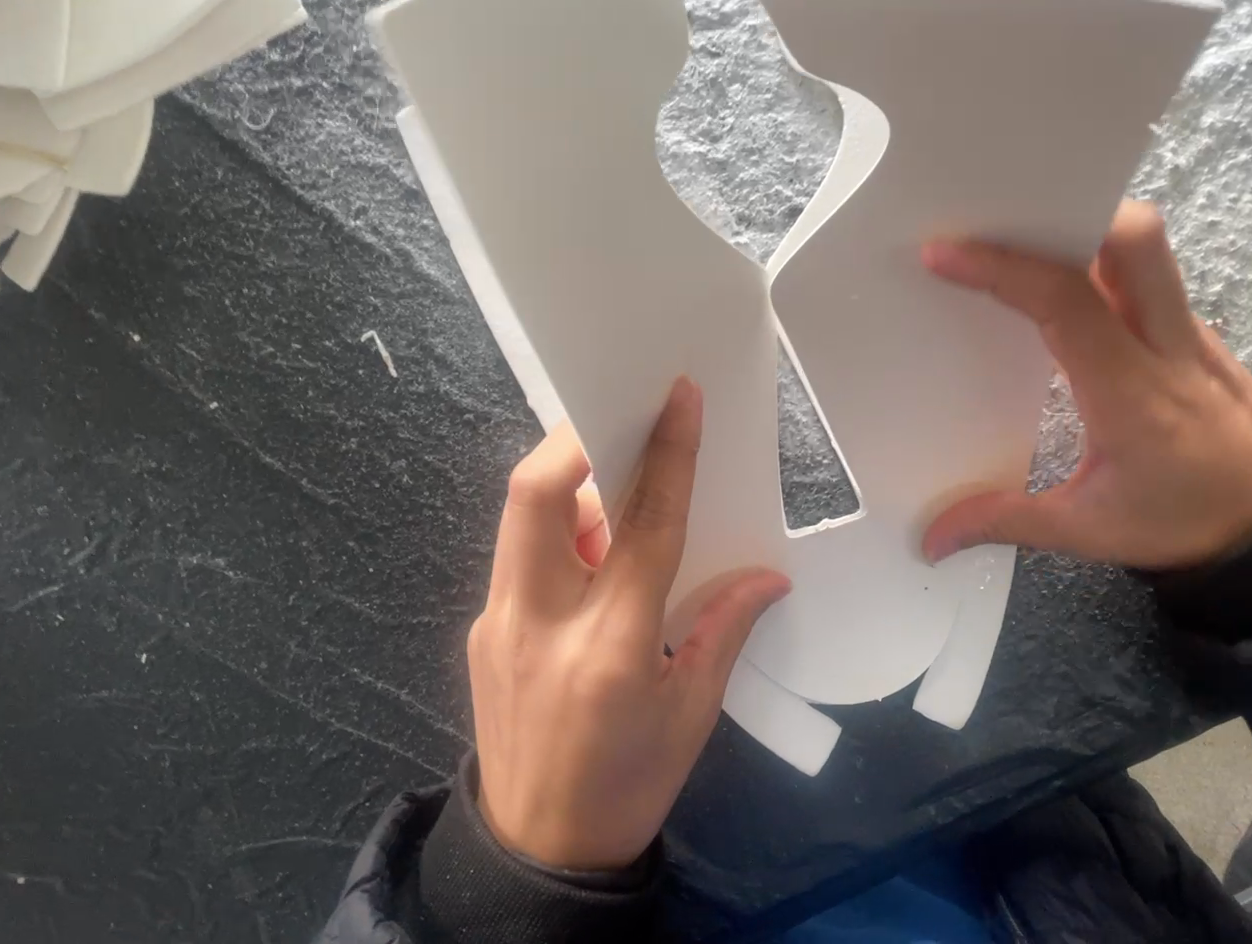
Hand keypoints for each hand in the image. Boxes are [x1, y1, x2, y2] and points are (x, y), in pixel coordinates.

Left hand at [468, 378, 790, 870]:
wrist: (538, 854)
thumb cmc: (629, 784)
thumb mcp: (693, 715)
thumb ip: (724, 630)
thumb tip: (769, 575)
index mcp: (611, 647)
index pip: (644, 526)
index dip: (668, 454)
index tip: (678, 396)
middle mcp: (541, 621)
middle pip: (535, 496)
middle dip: (574, 438)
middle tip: (618, 415)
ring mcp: (498, 623)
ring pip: (520, 518)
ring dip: (568, 485)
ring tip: (613, 489)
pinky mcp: (482, 630)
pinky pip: (518, 554)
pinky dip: (557, 531)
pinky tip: (590, 552)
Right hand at [921, 201, 1251, 570]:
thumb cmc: (1186, 522)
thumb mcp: (1088, 532)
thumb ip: (1005, 522)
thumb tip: (931, 539)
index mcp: (1130, 391)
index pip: (1065, 301)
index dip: (1002, 267)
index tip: (944, 252)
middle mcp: (1166, 343)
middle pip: (1131, 239)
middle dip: (1063, 215)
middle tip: (999, 226)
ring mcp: (1188, 331)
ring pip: (1146, 247)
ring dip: (1084, 229)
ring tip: (1021, 243)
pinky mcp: (1194, 333)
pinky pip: (1148, 274)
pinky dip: (1101, 259)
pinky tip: (1062, 285)